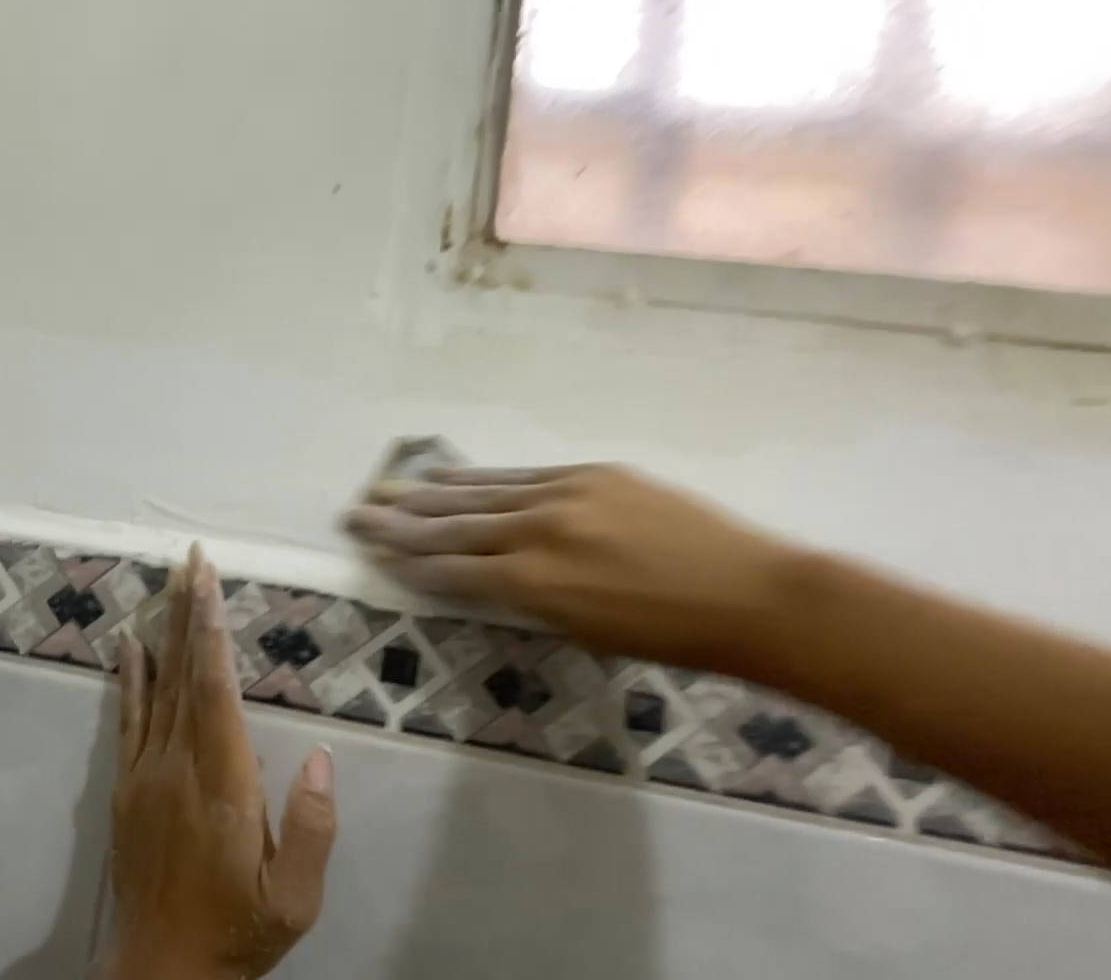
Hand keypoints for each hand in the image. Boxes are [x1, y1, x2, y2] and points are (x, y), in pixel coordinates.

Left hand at [105, 545, 337, 979]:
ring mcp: (146, 773)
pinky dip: (130, 677)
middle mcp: (179, 766)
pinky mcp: (128, 787)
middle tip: (191, 558)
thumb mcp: (294, 901)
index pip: (215, 691)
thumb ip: (311, 828)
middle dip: (188, 611)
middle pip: (184, 673)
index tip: (209, 582)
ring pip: (157, 687)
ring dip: (165, 630)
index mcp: (223, 784)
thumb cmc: (237, 932)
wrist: (160, 972)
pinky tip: (130, 643)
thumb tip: (319, 753)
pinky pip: (128, 719)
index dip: (211, 631)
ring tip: (169, 583)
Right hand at [345, 464, 802, 671]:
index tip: (373, 552)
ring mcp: (563, 495)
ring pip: (479, 495)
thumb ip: (524, 601)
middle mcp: (537, 532)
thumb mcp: (584, 633)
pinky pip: (518, 476)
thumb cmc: (670, 636)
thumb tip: (481, 579)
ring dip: (428, 493)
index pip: (452, 569)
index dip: (408, 562)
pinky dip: (479, 478)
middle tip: (357, 510)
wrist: (754, 596)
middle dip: (398, 521)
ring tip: (389, 487)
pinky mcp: (589, 474)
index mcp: (535, 583)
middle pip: (451, 526)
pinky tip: (449, 474)